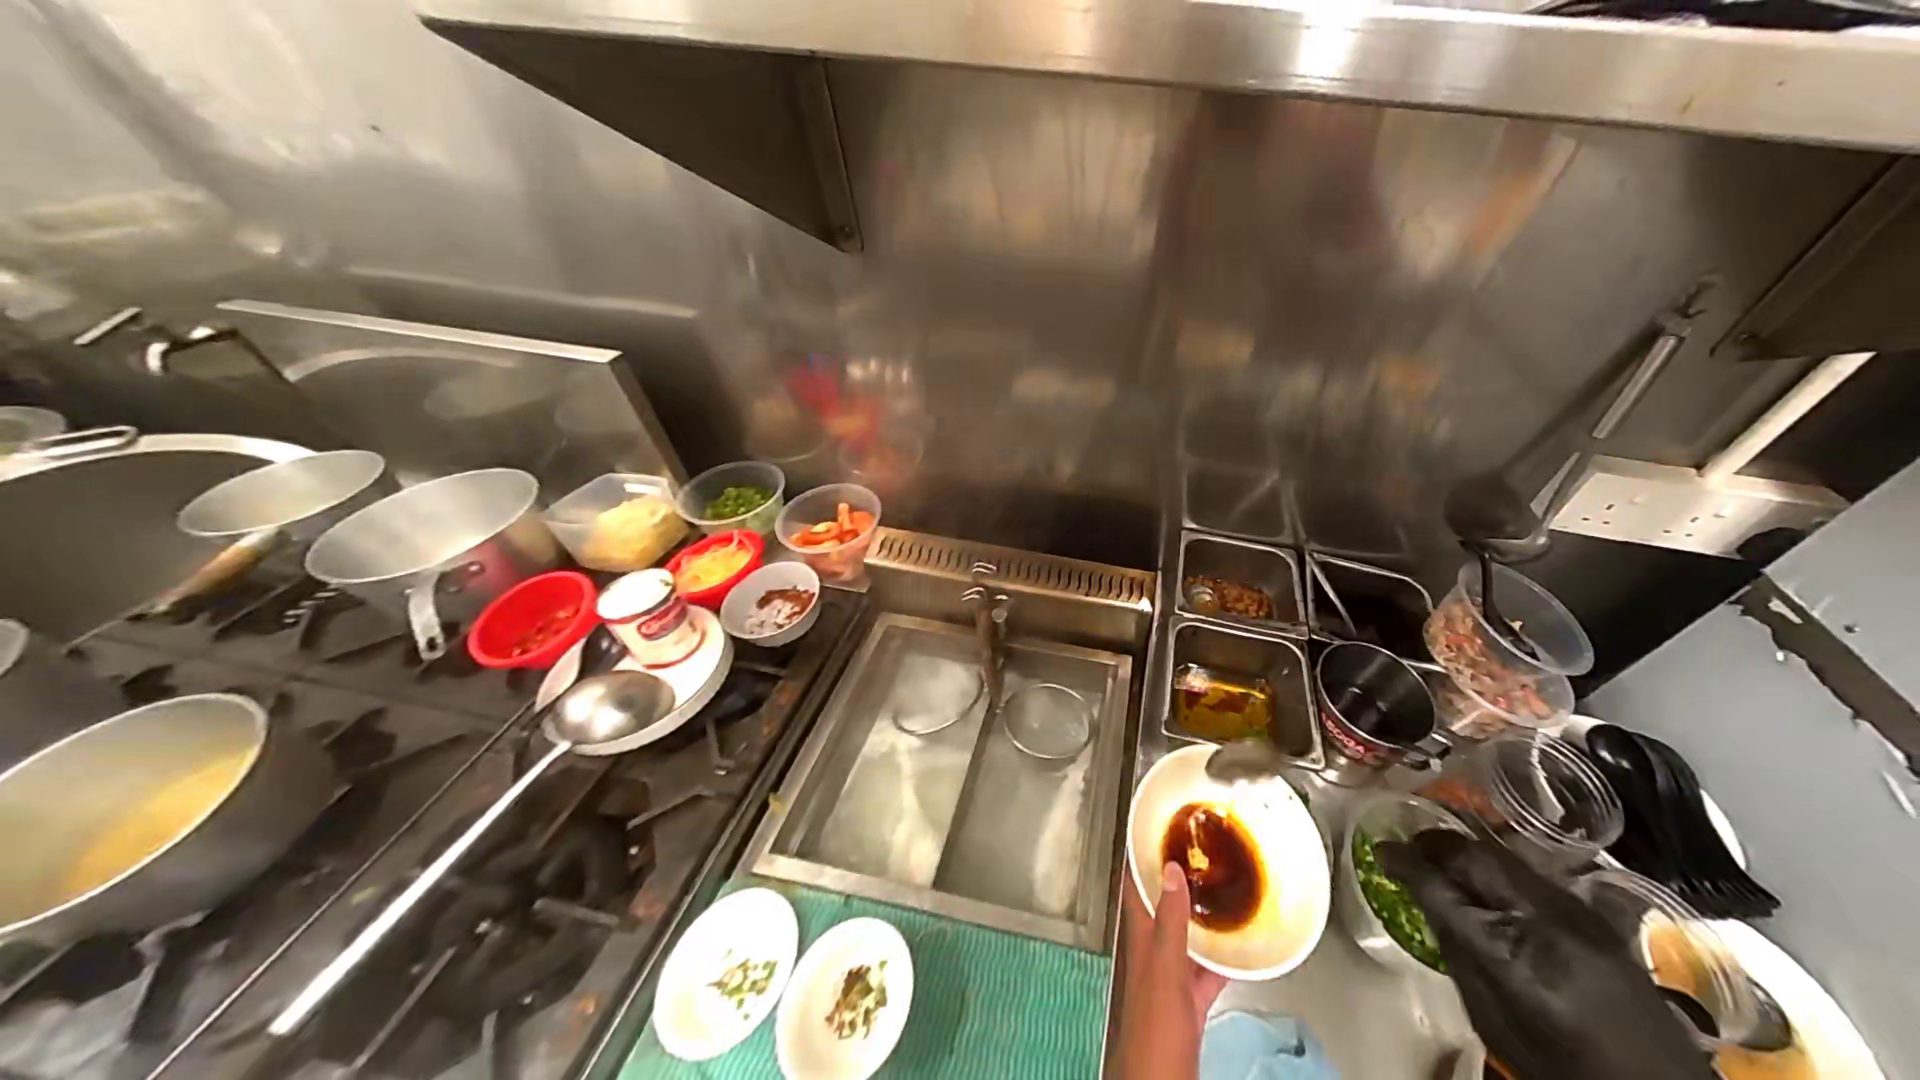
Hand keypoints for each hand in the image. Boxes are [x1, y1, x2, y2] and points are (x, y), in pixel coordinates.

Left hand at [1115, 863, 1229, 1079]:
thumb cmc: (1156, 1025)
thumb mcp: (1165, 967)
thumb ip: (1169, 920)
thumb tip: (1170, 869)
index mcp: (1140, 933)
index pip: (1136, 882)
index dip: (1143, 855)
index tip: (1161, 829)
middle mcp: (1151, 948)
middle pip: (1162, 903)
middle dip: (1178, 879)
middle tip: (1203, 855)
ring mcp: (1169, 974)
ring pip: (1185, 934)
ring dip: (1200, 915)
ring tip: (1225, 893)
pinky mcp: (1187, 1000)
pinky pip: (1204, 970)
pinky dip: (1219, 958)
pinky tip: (1239, 951)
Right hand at [1377, 830, 1714, 1079]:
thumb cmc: (1558, 1061)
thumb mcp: (1491, 1017)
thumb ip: (1458, 952)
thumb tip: (1428, 901)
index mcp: (1514, 956)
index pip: (1443, 889)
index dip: (1406, 863)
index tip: (1380, 850)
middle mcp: (1547, 921)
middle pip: (1476, 857)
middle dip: (1433, 844)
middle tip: (1406, 843)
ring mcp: (1576, 912)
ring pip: (1504, 854)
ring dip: (1463, 849)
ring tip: (1436, 852)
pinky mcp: (1593, 913)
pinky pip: (1529, 871)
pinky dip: (1494, 863)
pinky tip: (1480, 872)